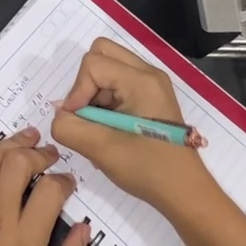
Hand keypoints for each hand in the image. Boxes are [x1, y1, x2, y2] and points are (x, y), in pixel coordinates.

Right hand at [49, 37, 218, 213]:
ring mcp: (152, 83)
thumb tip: (60, 114)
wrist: (185, 193)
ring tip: (100, 124)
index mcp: (141, 81)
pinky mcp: (151, 95)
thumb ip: (68, 127)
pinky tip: (110, 126)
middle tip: (87, 112)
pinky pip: (118, 80)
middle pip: (102, 52)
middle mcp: (148, 74)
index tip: (78, 119)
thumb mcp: (100, 150)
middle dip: (86, 81)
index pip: (93, 65)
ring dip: (95, 91)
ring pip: (108, 65)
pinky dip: (106, 98)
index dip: (77, 91)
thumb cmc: (147, 170)